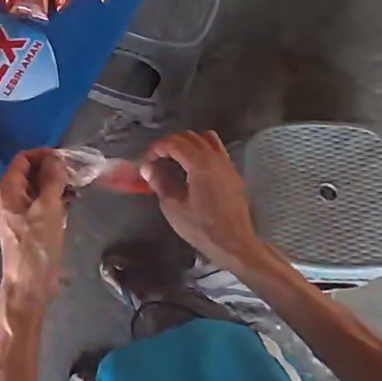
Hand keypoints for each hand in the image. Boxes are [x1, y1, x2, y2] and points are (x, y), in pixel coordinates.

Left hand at [0, 149, 68, 308]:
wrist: (30, 284)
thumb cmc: (36, 244)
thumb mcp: (48, 208)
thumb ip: (52, 179)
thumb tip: (56, 158)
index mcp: (8, 188)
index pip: (24, 158)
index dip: (44, 154)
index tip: (67, 159)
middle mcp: (11, 196)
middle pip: (31, 171)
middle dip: (53, 169)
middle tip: (77, 173)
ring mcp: (20, 211)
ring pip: (39, 187)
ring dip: (57, 184)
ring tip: (78, 188)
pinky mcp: (31, 224)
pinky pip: (43, 203)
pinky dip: (57, 199)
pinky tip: (73, 203)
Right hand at [142, 131, 265, 271]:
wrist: (235, 243)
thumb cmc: (202, 227)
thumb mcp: (173, 206)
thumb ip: (159, 182)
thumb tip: (148, 168)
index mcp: (199, 163)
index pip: (173, 142)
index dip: (156, 148)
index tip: (146, 160)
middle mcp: (215, 157)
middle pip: (189, 137)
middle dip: (169, 144)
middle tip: (157, 160)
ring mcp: (227, 164)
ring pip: (205, 139)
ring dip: (187, 143)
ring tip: (175, 159)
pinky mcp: (233, 173)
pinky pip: (216, 150)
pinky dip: (202, 150)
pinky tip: (194, 168)